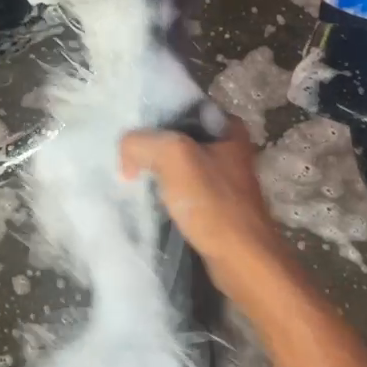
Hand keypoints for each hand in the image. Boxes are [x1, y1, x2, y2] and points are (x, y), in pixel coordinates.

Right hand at [119, 117, 289, 283]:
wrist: (243, 261)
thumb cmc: (213, 203)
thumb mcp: (172, 156)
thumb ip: (140, 142)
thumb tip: (126, 157)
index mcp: (228, 125)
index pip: (180, 105)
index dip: (151, 114)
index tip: (126, 128)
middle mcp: (229, 146)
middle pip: (177, 133)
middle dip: (150, 142)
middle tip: (124, 153)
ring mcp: (223, 176)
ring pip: (178, 161)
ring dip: (155, 167)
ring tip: (129, 173)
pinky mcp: (215, 203)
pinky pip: (181, 185)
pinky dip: (163, 188)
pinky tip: (146, 196)